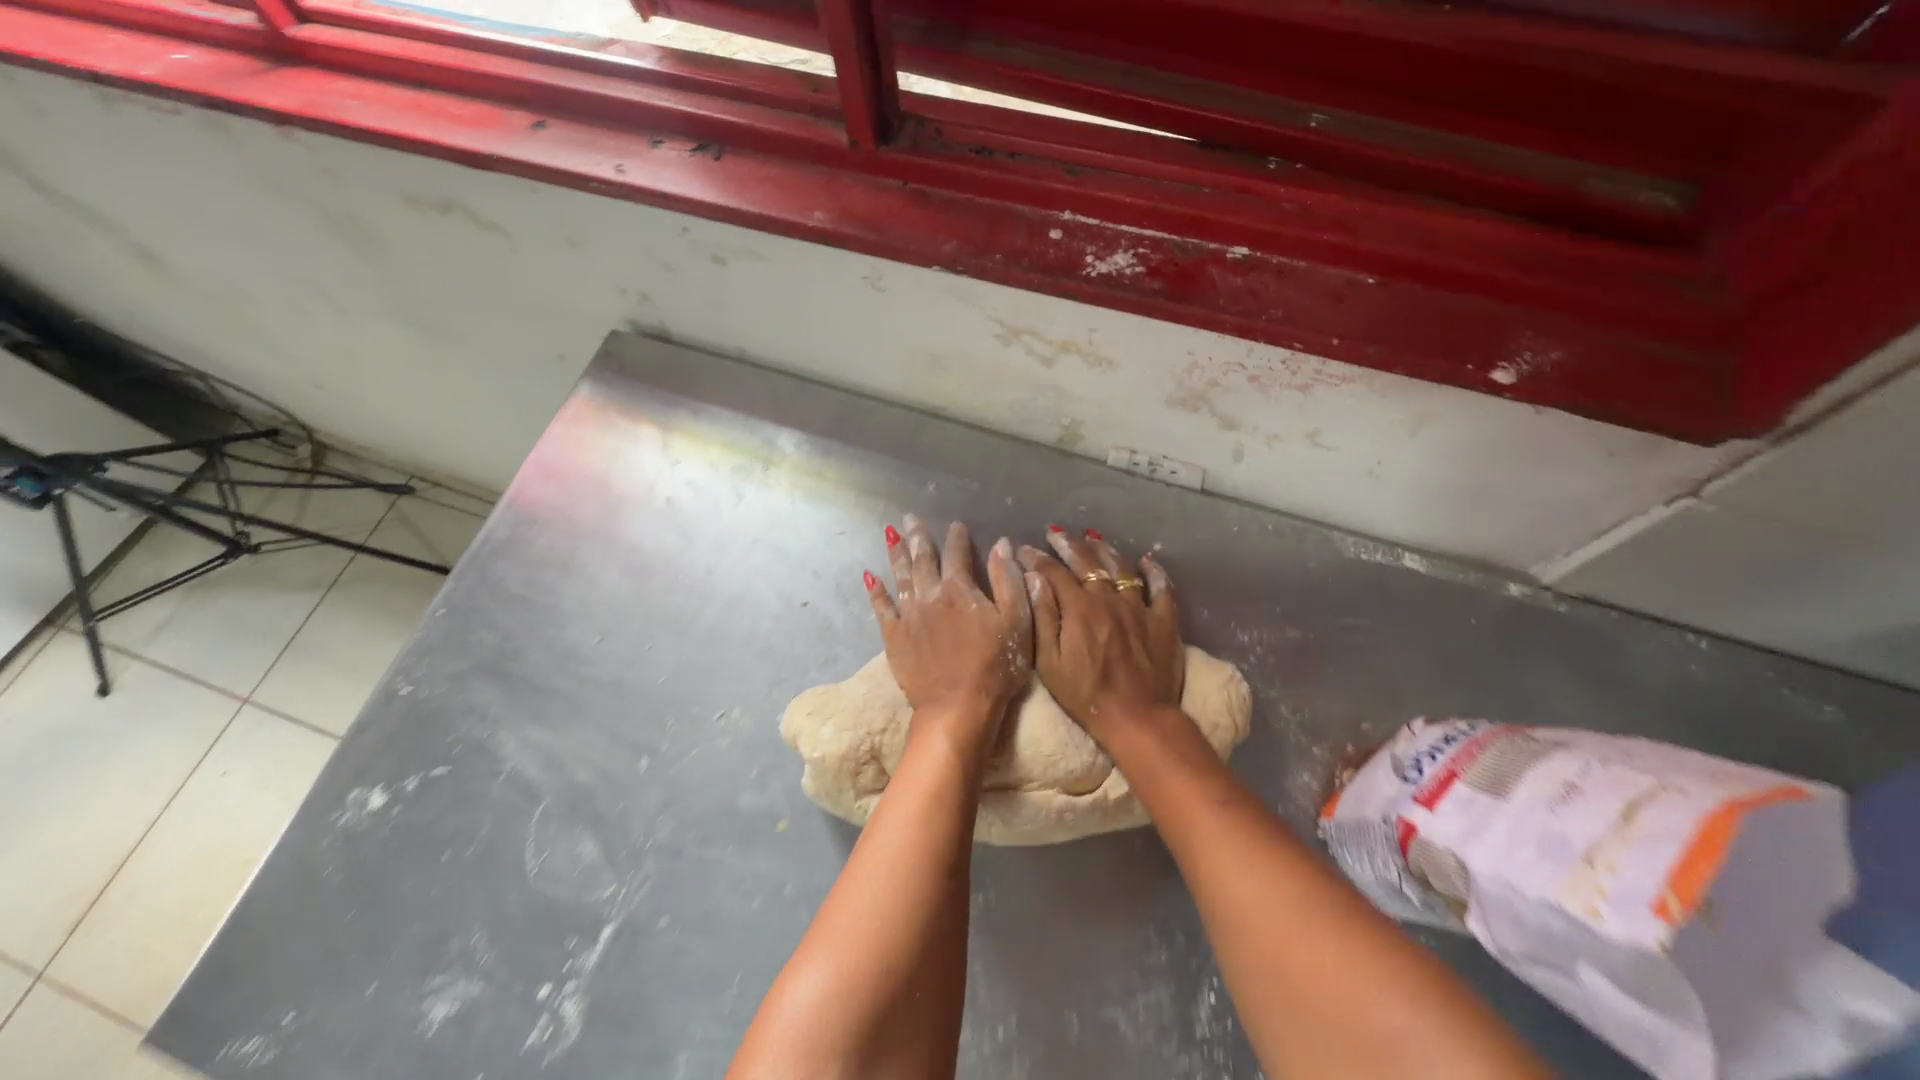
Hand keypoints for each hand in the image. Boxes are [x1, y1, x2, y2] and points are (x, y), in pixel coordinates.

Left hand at [864, 515, 1032, 737]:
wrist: (958, 706)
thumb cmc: (996, 666)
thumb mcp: (1016, 621)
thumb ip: (1008, 579)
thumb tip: (1001, 544)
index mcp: (960, 589)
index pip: (957, 553)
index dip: (958, 537)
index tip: (956, 525)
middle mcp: (929, 595)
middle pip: (922, 559)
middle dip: (917, 537)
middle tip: (909, 519)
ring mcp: (908, 616)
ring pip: (900, 577)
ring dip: (895, 553)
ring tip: (890, 534)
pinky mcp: (894, 637)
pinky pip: (881, 608)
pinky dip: (876, 591)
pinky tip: (870, 577)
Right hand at [1018, 526, 1182, 742]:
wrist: (1137, 717)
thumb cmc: (1084, 695)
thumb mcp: (1049, 662)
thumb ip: (1042, 617)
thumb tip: (1033, 579)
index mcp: (1079, 609)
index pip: (1053, 572)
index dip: (1036, 558)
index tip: (1024, 549)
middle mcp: (1109, 599)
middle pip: (1088, 562)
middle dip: (1068, 544)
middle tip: (1056, 533)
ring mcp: (1139, 608)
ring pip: (1122, 568)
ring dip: (1105, 550)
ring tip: (1092, 538)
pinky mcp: (1163, 621)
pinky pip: (1161, 588)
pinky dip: (1154, 572)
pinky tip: (1147, 561)